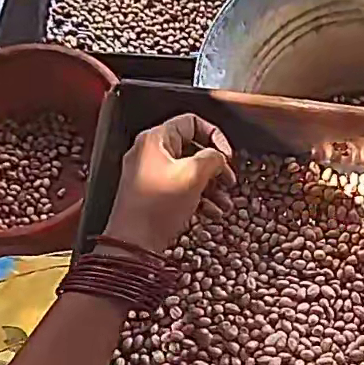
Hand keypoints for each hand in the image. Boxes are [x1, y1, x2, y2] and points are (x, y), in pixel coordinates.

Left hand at [103, 114, 235, 251]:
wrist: (134, 242)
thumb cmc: (155, 206)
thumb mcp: (192, 176)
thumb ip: (211, 158)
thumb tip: (219, 156)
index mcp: (156, 140)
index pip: (192, 123)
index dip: (215, 136)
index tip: (227, 155)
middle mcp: (151, 154)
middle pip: (192, 149)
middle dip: (216, 167)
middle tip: (229, 180)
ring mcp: (152, 175)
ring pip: (189, 172)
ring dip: (211, 186)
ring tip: (225, 202)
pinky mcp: (154, 195)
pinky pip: (181, 189)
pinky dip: (199, 198)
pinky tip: (212, 212)